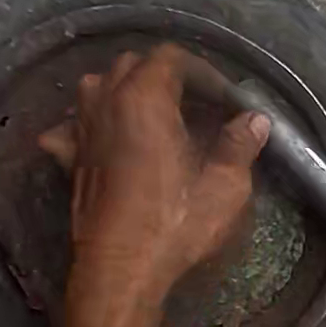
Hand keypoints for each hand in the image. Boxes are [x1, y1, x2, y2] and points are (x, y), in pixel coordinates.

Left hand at [37, 44, 271, 307]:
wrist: (122, 267)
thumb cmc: (176, 223)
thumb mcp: (224, 185)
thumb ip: (239, 145)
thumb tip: (255, 120)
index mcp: (144, 99)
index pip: (172, 59)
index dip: (204, 72)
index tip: (226, 99)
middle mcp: (105, 102)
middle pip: (134, 66)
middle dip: (169, 78)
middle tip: (201, 107)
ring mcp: (81, 129)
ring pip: (101, 87)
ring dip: (131, 92)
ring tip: (160, 117)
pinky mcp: (70, 159)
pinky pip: (76, 125)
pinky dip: (94, 123)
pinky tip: (109, 139)